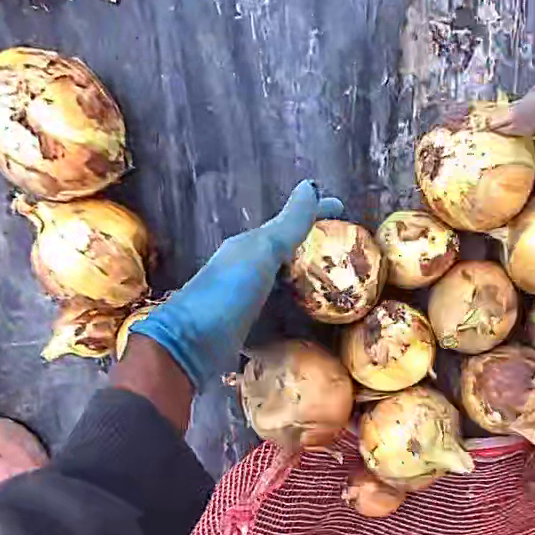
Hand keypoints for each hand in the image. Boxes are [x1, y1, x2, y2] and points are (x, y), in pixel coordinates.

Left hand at [128, 180, 343, 385]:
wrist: (189, 346)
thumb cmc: (227, 293)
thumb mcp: (261, 253)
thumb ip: (287, 226)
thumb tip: (310, 187)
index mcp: (249, 247)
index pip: (290, 223)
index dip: (316, 213)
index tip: (344, 209)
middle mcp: (245, 270)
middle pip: (286, 254)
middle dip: (314, 250)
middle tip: (346, 252)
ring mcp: (244, 301)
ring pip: (282, 285)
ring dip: (305, 283)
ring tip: (336, 288)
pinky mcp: (245, 330)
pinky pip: (278, 315)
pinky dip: (294, 315)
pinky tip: (310, 323)